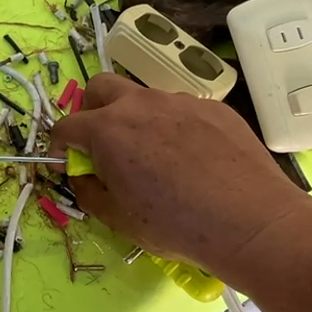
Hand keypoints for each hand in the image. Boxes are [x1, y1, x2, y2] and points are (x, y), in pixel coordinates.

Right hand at [49, 74, 311, 281]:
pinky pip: (181, 110)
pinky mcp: (214, 108)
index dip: (60, 145)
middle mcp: (139, 104)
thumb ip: (89, 190)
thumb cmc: (174, 225)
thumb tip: (83, 174)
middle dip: (92, 109)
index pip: (66, 126)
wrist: (251, 222)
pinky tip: (192, 158)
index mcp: (107, 130)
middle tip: (102, 142)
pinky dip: (173, 127)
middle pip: (100, 87)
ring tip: (154, 155)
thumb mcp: (117, 218)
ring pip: (144, 97)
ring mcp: (180, 101)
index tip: (67, 161)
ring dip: (136, 117)